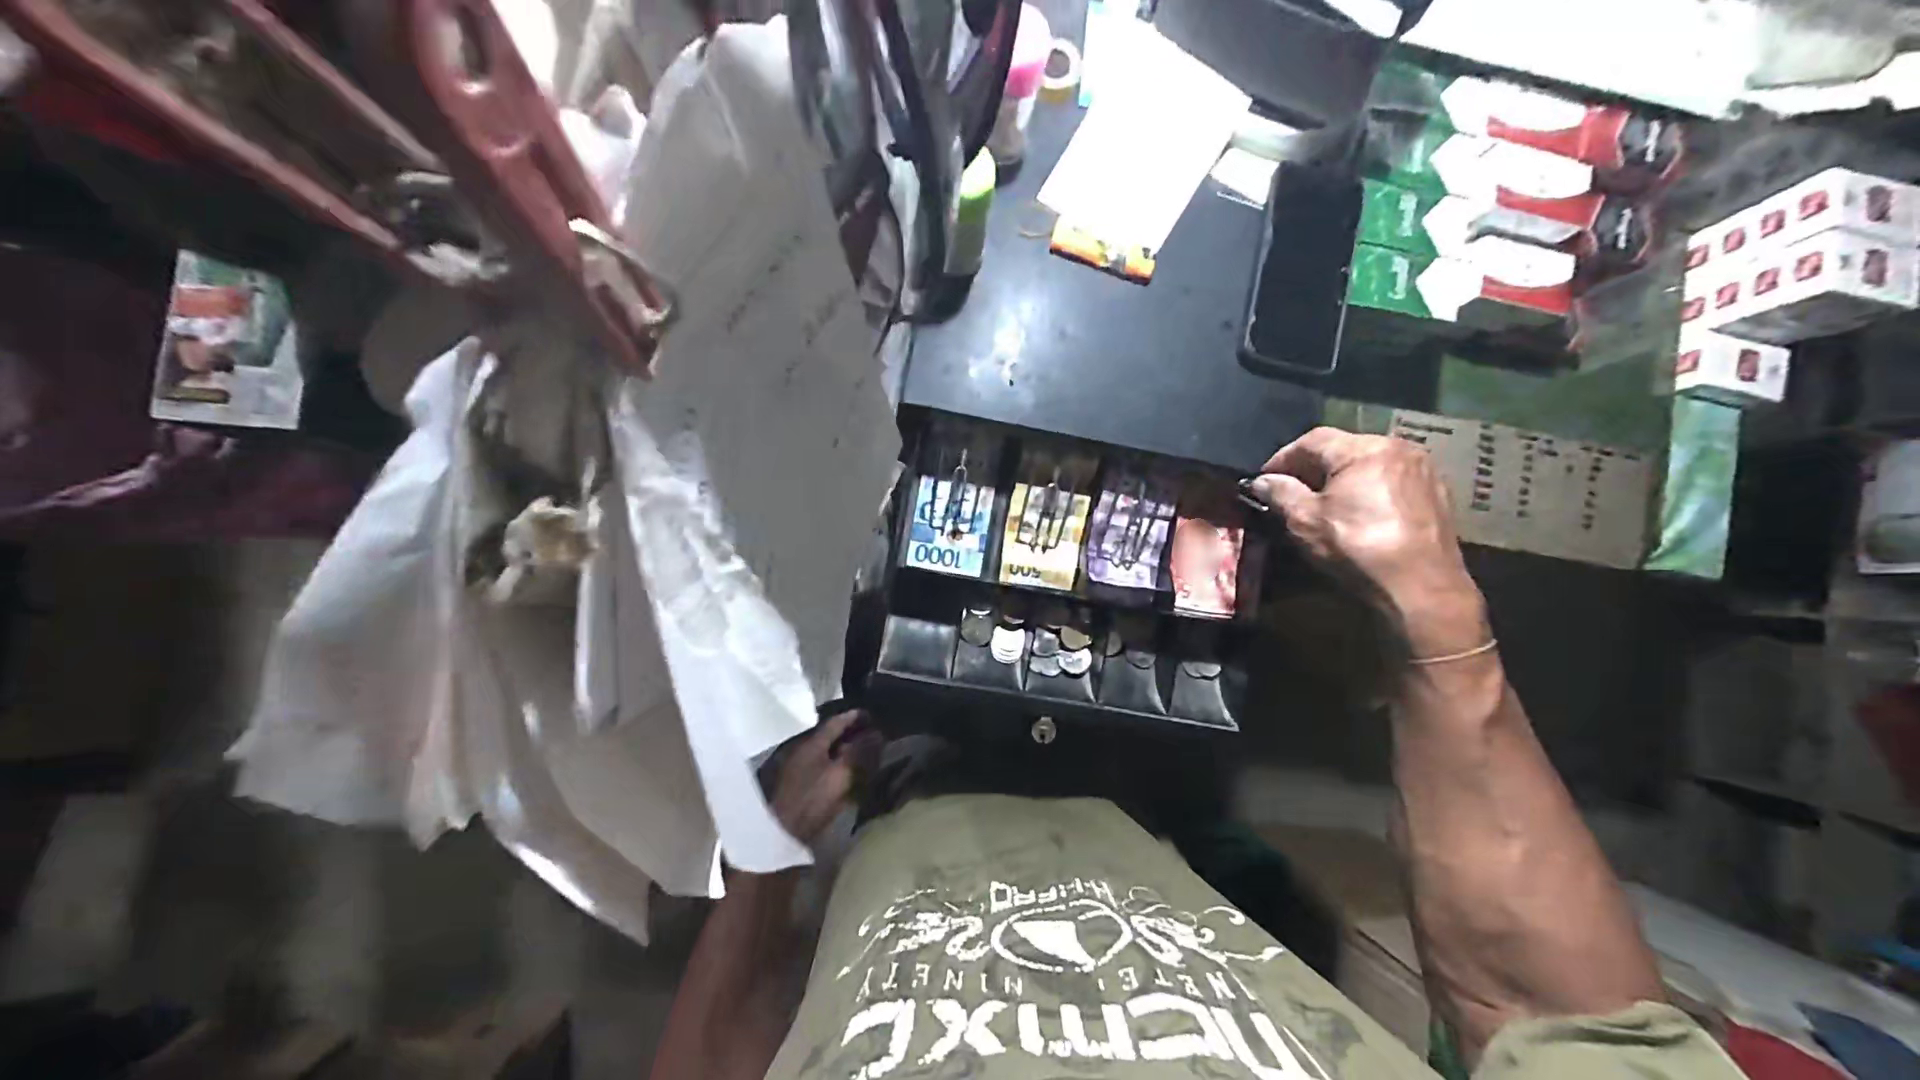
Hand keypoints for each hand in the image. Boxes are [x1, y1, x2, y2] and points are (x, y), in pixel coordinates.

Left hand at [768, 710, 881, 847]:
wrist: (777, 834)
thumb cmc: (810, 800)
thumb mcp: (841, 775)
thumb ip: (859, 753)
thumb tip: (877, 734)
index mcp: (812, 744)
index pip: (836, 722)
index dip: (854, 717)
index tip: (872, 715)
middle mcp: (803, 752)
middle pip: (830, 738)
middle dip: (850, 734)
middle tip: (872, 735)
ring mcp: (797, 771)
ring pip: (825, 754)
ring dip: (843, 752)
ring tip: (864, 755)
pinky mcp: (797, 790)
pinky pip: (821, 771)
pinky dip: (836, 769)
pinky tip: (847, 778)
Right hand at [1247, 428, 1487, 657]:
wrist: (1421, 589)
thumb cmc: (1357, 548)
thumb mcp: (1305, 521)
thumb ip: (1280, 493)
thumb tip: (1261, 481)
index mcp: (1365, 449)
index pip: (1312, 440)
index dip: (1282, 458)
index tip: (1264, 481)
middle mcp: (1398, 448)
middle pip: (1342, 448)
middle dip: (1311, 467)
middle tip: (1288, 492)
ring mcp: (1422, 469)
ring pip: (1368, 463)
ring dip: (1339, 478)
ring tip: (1320, 503)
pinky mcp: (1436, 493)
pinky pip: (1389, 480)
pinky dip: (1366, 489)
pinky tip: (1355, 513)